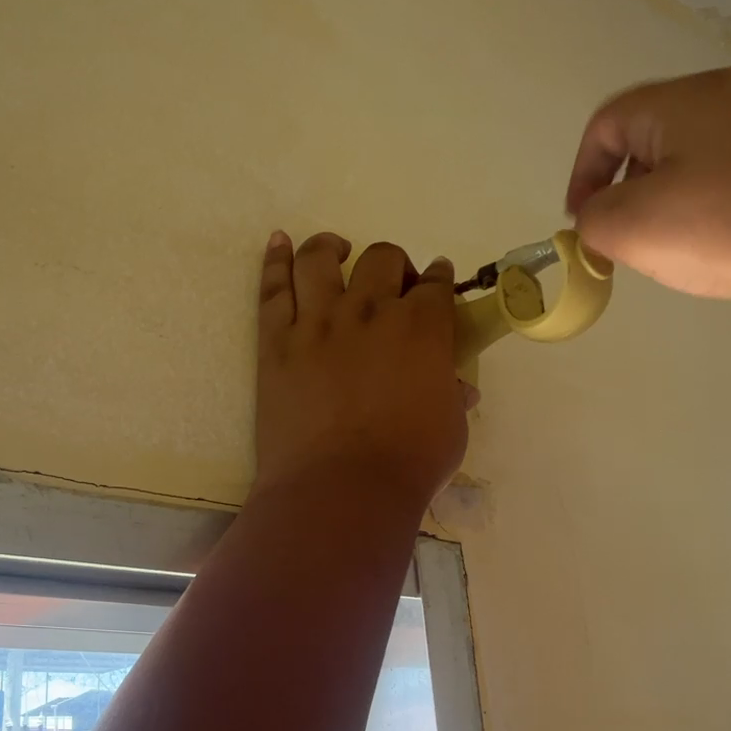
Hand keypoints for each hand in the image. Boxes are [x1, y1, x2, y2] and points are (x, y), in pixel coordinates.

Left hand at [253, 231, 471, 510]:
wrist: (341, 489)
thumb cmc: (408, 465)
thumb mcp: (451, 430)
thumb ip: (451, 397)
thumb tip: (458, 388)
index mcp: (423, 327)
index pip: (436, 285)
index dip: (439, 279)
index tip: (436, 280)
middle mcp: (371, 311)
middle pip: (382, 259)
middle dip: (393, 265)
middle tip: (390, 285)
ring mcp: (319, 323)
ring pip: (322, 260)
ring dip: (331, 248)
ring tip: (335, 250)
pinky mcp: (276, 343)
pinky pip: (273, 289)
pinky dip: (274, 260)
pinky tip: (278, 241)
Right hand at [567, 66, 730, 305]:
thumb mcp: (636, 227)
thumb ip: (594, 221)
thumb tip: (597, 218)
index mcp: (680, 103)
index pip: (606, 125)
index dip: (582, 176)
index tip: (585, 227)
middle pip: (655, 139)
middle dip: (630, 193)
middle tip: (634, 244)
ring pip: (702, 158)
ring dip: (679, 204)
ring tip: (691, 249)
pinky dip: (727, 206)